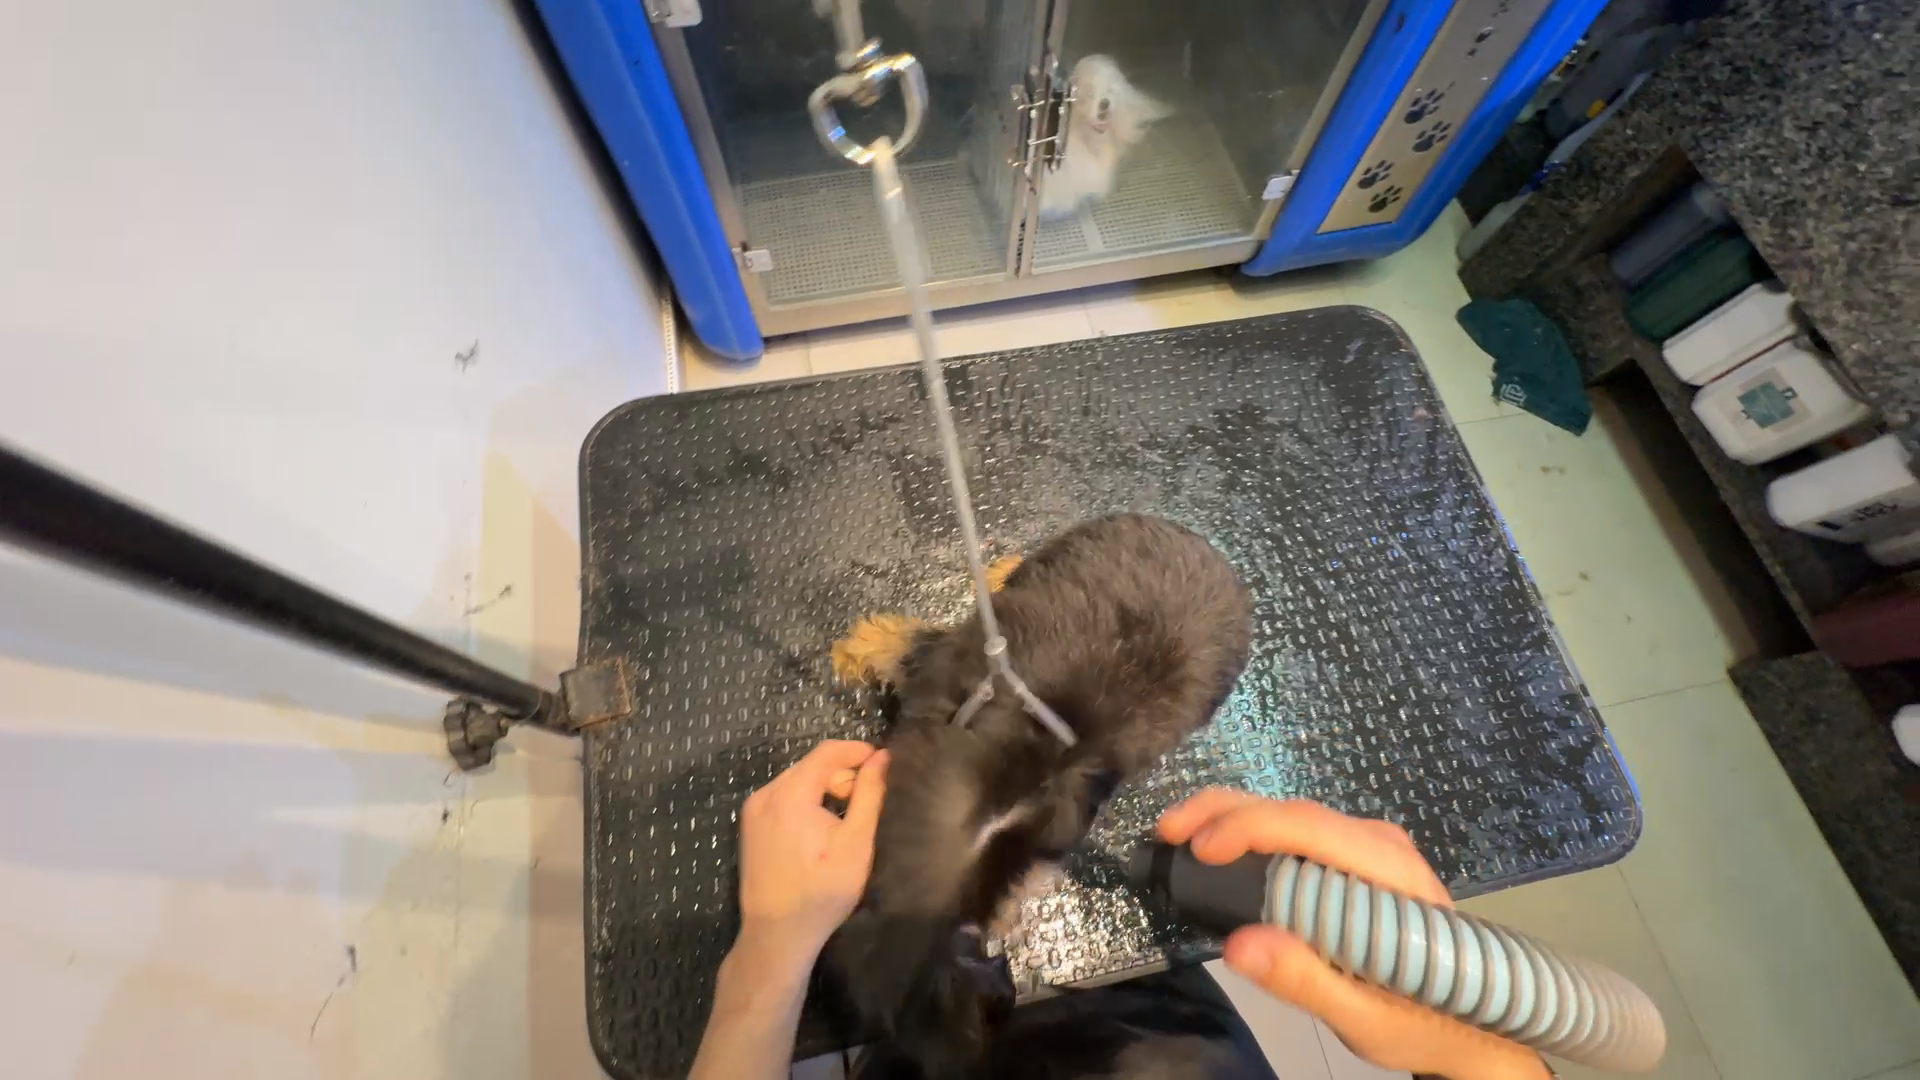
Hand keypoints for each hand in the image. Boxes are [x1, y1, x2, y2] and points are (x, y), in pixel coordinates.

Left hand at [737, 740, 889, 963]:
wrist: (776, 937)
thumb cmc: (821, 892)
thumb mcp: (856, 844)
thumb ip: (870, 795)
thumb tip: (882, 757)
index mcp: (790, 794)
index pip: (827, 751)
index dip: (857, 751)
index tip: (882, 765)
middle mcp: (766, 794)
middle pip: (812, 764)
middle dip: (842, 773)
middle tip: (865, 801)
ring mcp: (754, 809)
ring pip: (798, 779)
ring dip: (825, 787)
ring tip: (845, 818)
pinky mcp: (750, 825)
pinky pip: (784, 796)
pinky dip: (807, 800)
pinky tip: (820, 828)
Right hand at [1157, 791, 1550, 1079]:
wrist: (1473, 1026)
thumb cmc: (1424, 1024)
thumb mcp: (1369, 1021)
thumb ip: (1309, 982)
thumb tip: (1237, 945)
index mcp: (1391, 872)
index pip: (1309, 827)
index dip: (1248, 827)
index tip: (1196, 849)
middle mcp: (1376, 840)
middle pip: (1288, 808)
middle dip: (1221, 811)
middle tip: (1166, 830)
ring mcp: (1363, 840)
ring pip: (1282, 810)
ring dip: (1224, 816)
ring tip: (1177, 834)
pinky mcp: (1346, 849)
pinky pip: (1287, 827)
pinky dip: (1242, 829)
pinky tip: (1211, 843)